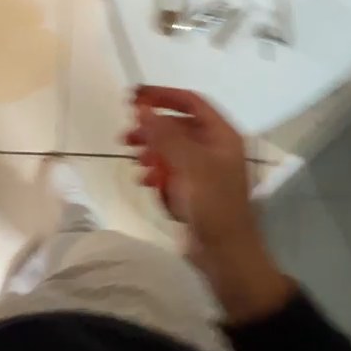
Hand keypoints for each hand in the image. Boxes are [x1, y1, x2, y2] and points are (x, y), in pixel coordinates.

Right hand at [125, 86, 289, 322]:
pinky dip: (157, 173)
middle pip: (177, 126)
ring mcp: (204, 171)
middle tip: (124, 137)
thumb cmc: (214, 206)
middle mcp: (215, 148)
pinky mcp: (194, 191)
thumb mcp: (190, 166)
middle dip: (151, 129)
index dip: (161, 96)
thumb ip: (165, 135)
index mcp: (223, 136)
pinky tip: (145, 182)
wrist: (226, 255)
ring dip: (151, 152)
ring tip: (134, 163)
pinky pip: (170, 173)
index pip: (190, 102)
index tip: (131, 98)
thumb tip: (141, 109)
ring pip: (171, 150)